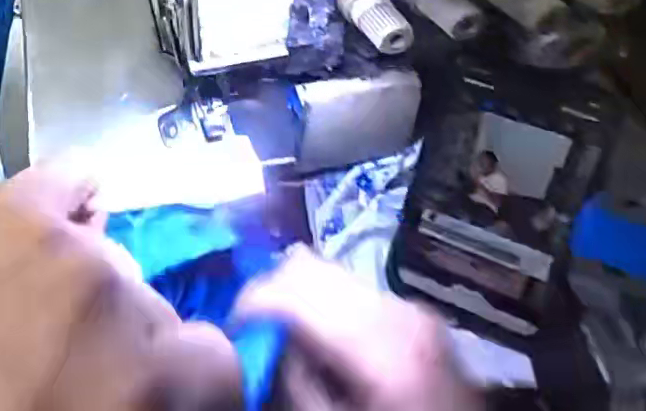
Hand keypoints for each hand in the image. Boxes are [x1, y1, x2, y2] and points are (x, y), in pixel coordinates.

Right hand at [233, 251, 480, 410]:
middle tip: (252, 325)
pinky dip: (325, 298)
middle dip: (270, 290)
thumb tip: (262, 338)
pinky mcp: (415, 314)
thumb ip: (293, 378)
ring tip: (284, 327)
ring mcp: (409, 307)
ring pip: (326, 269)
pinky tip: (322, 332)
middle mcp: (394, 308)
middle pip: (305, 267)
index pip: (290, 289)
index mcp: (377, 342)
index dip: (249, 301)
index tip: (230, 324)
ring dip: (297, 291)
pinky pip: (351, 286)